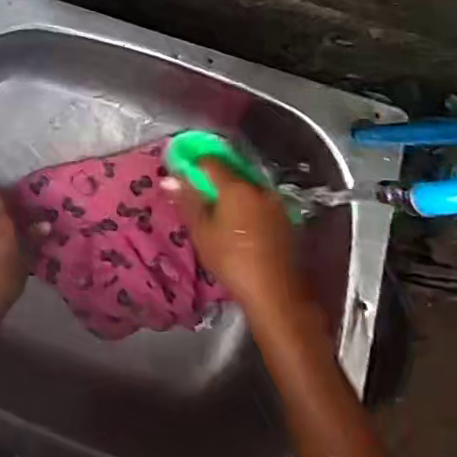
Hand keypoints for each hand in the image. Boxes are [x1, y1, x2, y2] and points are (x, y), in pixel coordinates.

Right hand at [164, 158, 307, 310]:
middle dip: (214, 178)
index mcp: (236, 187)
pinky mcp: (286, 221)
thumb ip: (187, 201)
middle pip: (232, 173)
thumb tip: (169, 178)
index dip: (195, 163)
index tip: (183, 172)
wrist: (276, 294)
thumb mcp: (201, 232)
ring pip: (248, 188)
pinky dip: (247, 205)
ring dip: (233, 192)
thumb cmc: (231, 260)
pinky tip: (239, 223)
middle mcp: (259, 189)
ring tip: (218, 209)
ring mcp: (276, 205)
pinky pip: (260, 202)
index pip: (211, 162)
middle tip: (198, 192)